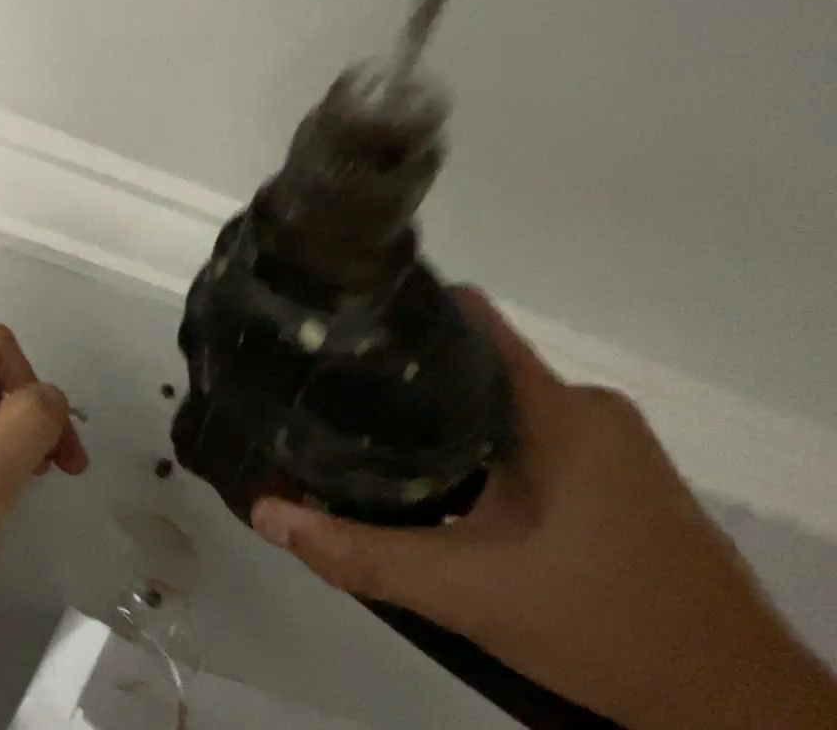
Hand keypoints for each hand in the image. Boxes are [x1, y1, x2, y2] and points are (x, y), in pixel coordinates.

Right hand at [250, 288, 836, 727]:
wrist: (736, 709)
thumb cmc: (607, 627)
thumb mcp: (468, 592)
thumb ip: (360, 552)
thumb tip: (264, 512)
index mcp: (556, 409)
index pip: (465, 318)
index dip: (394, 309)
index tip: (329, 320)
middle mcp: (581, 409)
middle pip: (467, 363)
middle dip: (392, 375)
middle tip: (318, 391)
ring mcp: (603, 443)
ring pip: (489, 404)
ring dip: (426, 418)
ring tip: (351, 434)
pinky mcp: (611, 477)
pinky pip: (516, 435)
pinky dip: (464, 448)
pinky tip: (424, 485)